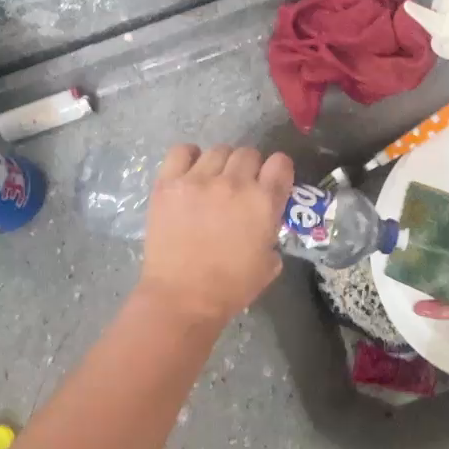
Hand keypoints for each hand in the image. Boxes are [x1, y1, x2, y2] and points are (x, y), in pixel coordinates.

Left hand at [138, 145, 294, 325]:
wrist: (183, 298)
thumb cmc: (231, 287)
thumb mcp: (269, 262)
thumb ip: (272, 232)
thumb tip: (265, 222)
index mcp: (264, 201)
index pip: (280, 162)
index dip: (278, 171)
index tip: (272, 182)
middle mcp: (234, 183)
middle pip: (248, 153)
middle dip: (249, 168)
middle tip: (240, 188)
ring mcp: (198, 180)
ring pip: (218, 150)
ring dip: (221, 164)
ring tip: (213, 182)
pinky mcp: (168, 184)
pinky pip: (182, 152)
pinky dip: (189, 158)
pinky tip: (190, 174)